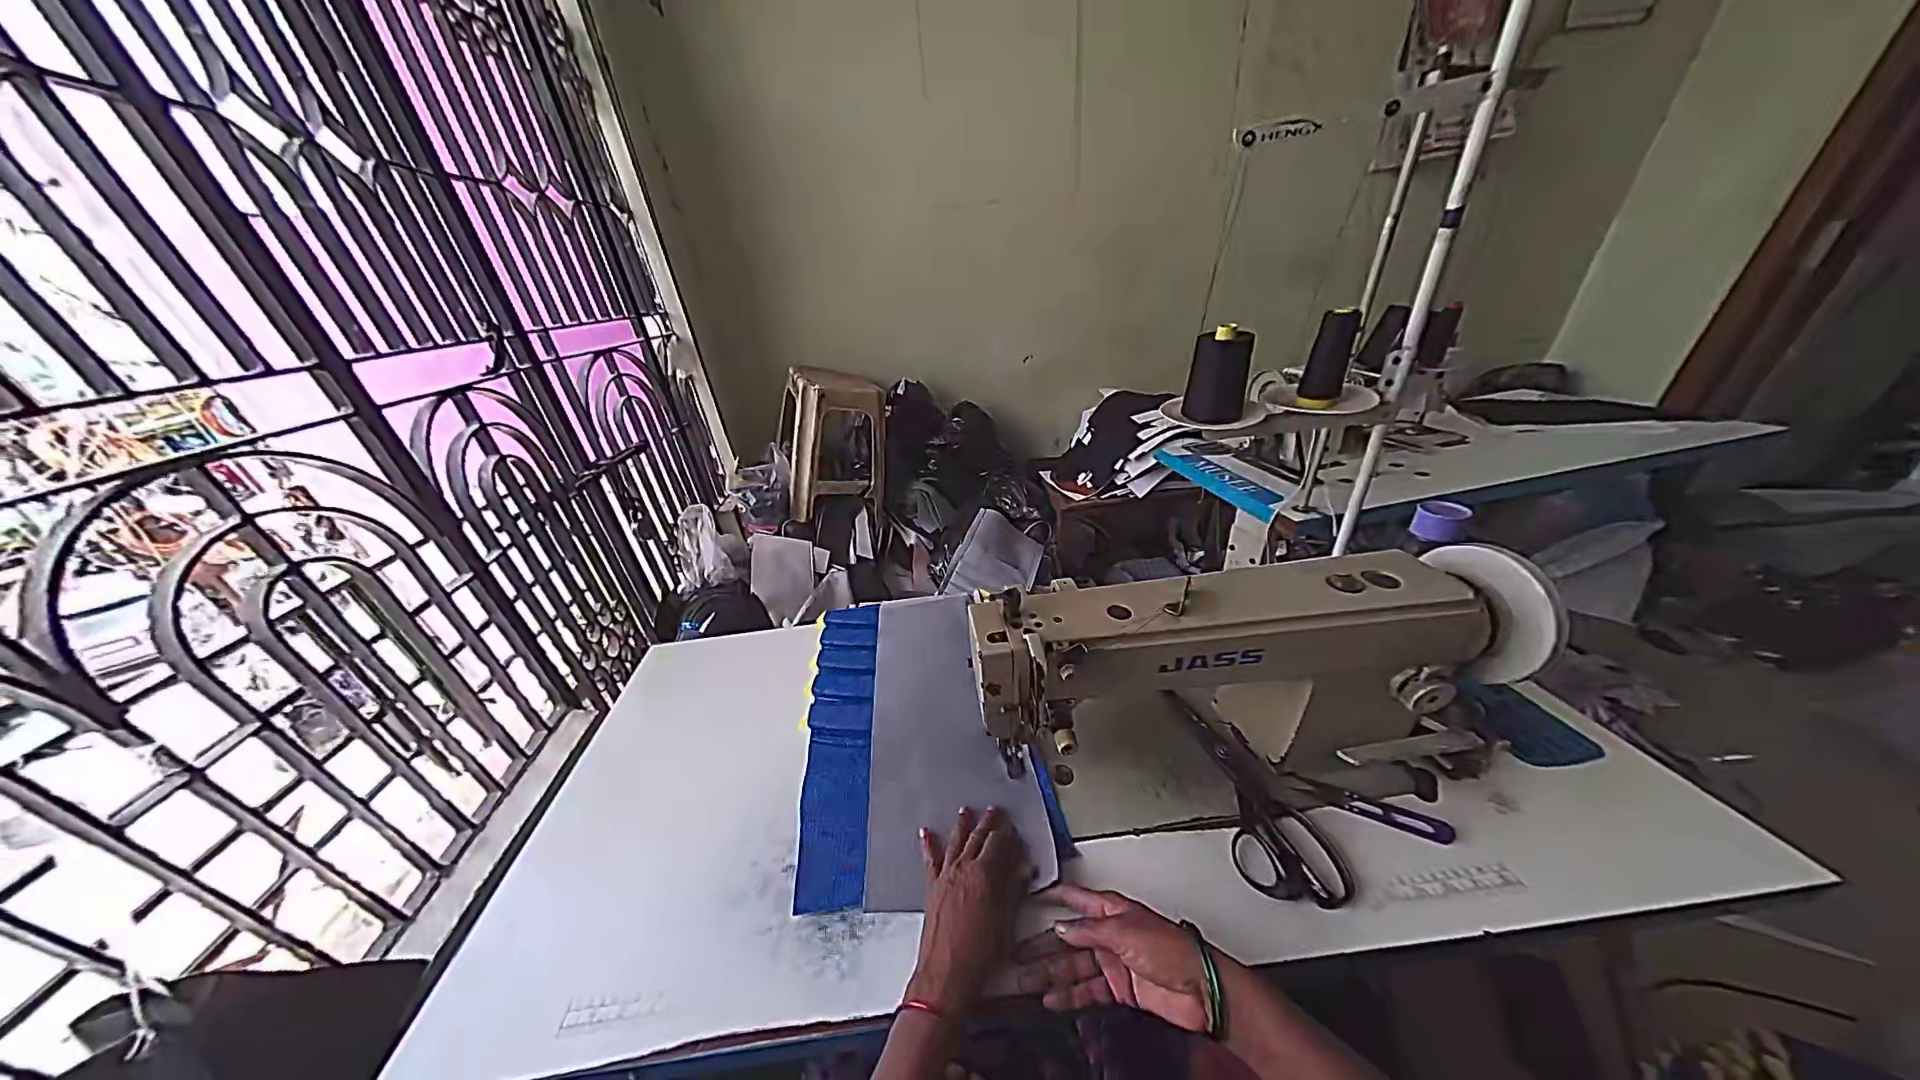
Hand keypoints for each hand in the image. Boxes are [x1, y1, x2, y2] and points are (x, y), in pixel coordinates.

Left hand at [903, 807, 1029, 1014]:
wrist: (945, 974)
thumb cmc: (976, 955)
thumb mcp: (1006, 923)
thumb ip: (1013, 892)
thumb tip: (1022, 874)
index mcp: (985, 876)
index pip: (1000, 844)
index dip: (1008, 836)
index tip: (1014, 830)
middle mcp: (963, 870)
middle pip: (978, 837)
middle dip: (989, 823)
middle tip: (995, 811)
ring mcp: (945, 877)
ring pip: (955, 841)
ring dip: (962, 825)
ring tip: (966, 812)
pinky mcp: (932, 887)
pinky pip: (930, 859)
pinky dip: (929, 844)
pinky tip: (927, 834)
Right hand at [1013, 884, 1210, 1031]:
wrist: (1201, 989)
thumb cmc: (1173, 949)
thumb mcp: (1124, 931)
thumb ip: (1089, 929)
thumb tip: (1061, 927)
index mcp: (1111, 909)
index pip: (1075, 899)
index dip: (1053, 897)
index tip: (1031, 896)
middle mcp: (1110, 933)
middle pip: (1068, 938)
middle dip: (1042, 945)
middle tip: (1018, 953)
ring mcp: (1114, 961)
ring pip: (1073, 966)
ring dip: (1050, 973)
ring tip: (1027, 981)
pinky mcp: (1120, 988)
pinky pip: (1087, 990)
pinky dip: (1069, 995)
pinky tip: (1053, 998)